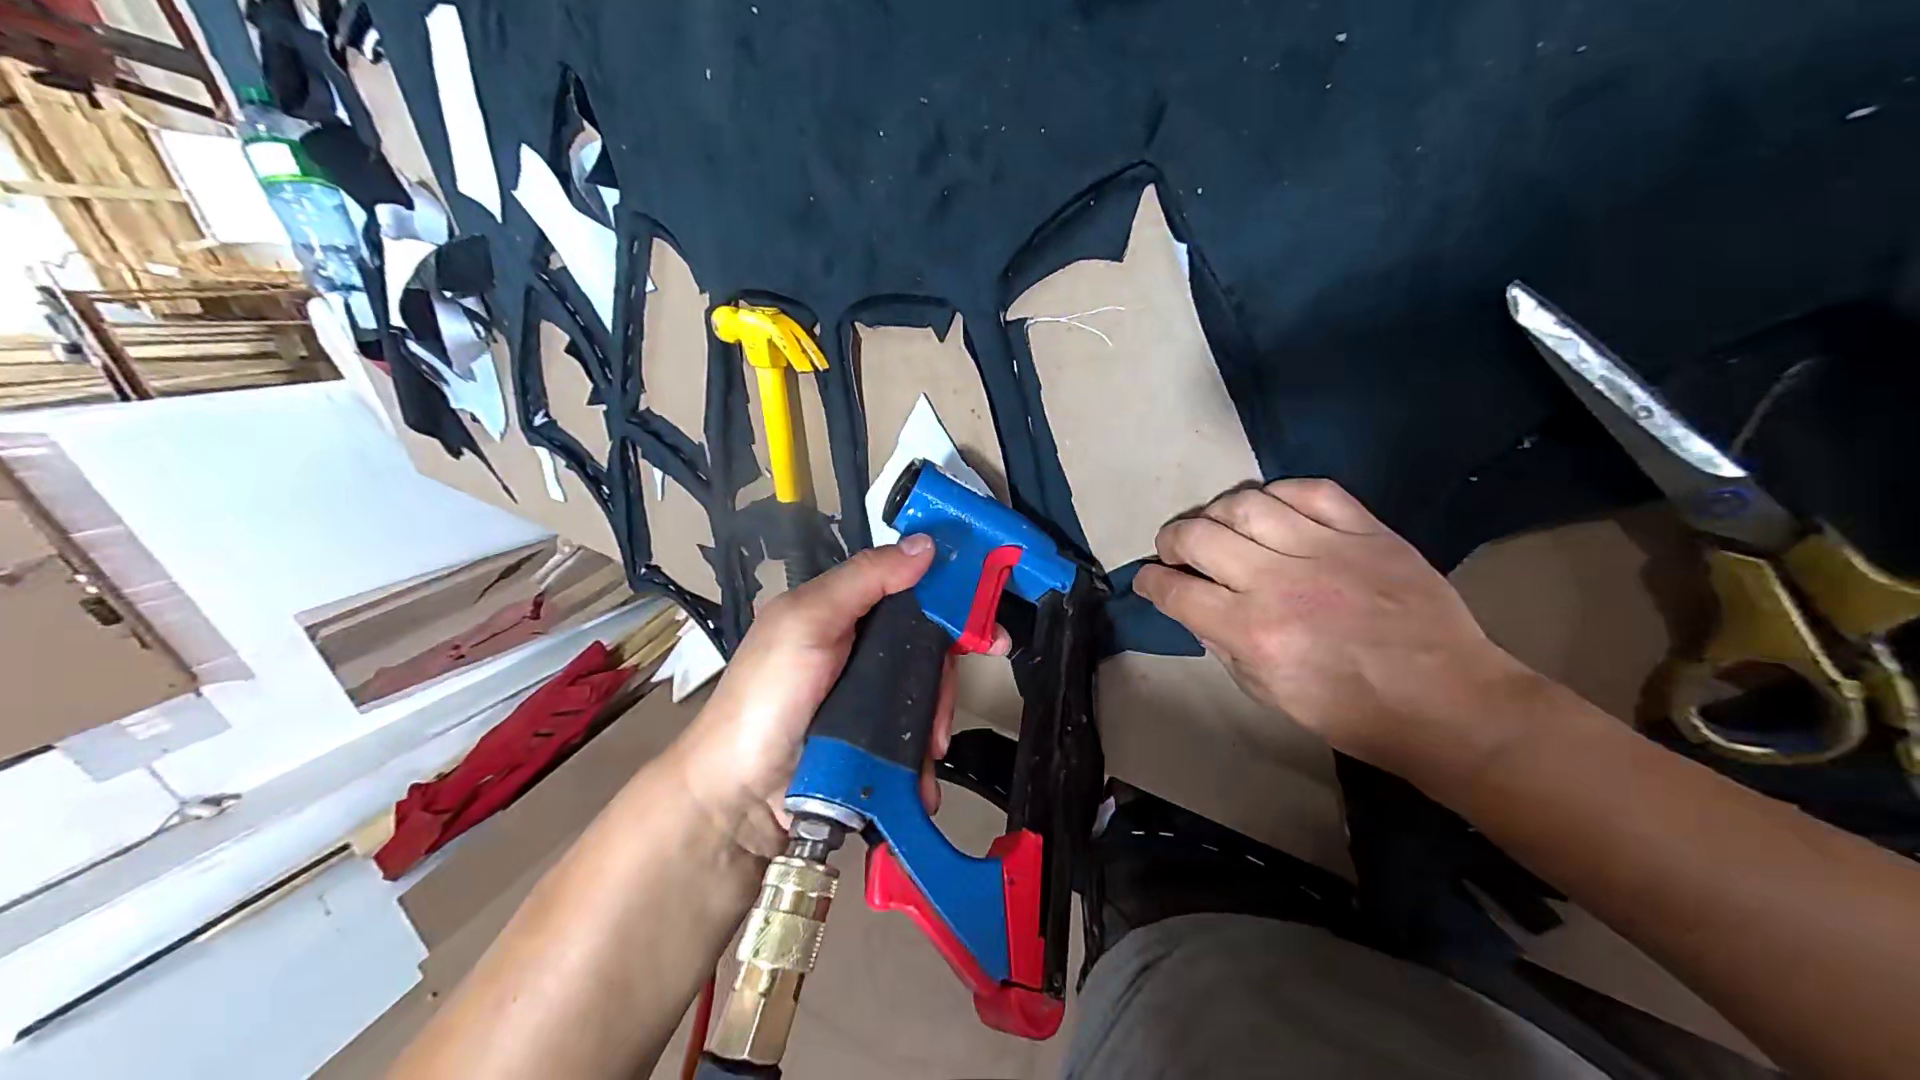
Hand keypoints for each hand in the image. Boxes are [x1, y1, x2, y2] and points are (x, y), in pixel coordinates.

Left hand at [667, 535, 1008, 856]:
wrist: (737, 797)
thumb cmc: (766, 696)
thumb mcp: (807, 622)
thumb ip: (865, 579)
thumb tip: (925, 544)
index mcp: (842, 611)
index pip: (908, 589)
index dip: (950, 596)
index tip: (988, 616)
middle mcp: (859, 650)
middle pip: (927, 647)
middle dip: (946, 674)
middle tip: (960, 693)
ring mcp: (867, 700)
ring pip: (926, 696)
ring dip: (937, 721)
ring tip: (931, 750)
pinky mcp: (873, 743)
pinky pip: (914, 740)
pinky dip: (924, 758)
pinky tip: (922, 779)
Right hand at [1133, 479, 1539, 781]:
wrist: (1446, 702)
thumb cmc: (1349, 711)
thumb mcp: (1266, 691)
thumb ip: (1220, 643)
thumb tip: (1189, 605)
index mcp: (1253, 632)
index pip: (1175, 591)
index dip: (1149, 581)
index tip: (1148, 578)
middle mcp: (1279, 583)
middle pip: (1199, 536)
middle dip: (1171, 541)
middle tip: (1175, 551)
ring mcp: (1327, 550)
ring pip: (1247, 503)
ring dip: (1217, 513)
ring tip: (1219, 526)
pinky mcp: (1369, 531)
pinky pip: (1311, 490)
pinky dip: (1279, 494)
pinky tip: (1272, 510)